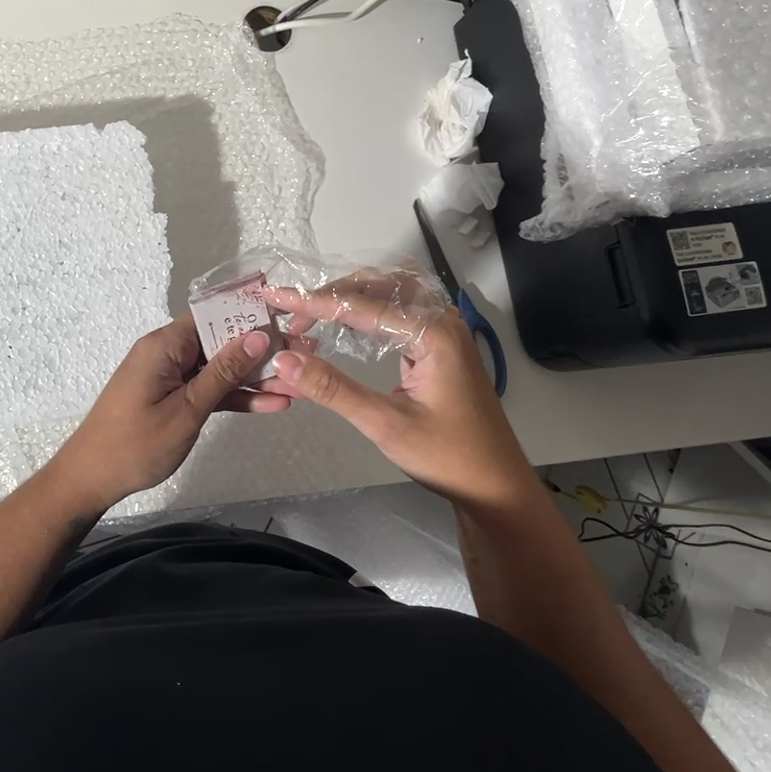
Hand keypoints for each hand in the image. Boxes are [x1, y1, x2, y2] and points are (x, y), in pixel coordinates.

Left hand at [47, 316, 288, 511]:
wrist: (92, 478)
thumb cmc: (137, 444)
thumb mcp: (188, 409)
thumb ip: (223, 373)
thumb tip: (257, 336)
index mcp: (165, 345)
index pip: (213, 314)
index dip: (250, 313)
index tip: (289, 318)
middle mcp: (167, 351)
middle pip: (221, 340)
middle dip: (262, 348)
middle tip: (306, 353)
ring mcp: (170, 374)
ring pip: (219, 367)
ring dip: (255, 376)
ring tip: (300, 382)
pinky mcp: (171, 395)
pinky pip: (208, 388)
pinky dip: (234, 395)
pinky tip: (273, 404)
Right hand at [260, 276, 534, 508]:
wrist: (496, 485)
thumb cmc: (447, 456)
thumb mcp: (385, 424)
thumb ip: (333, 389)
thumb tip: (284, 360)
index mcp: (432, 333)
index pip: (361, 305)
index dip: (313, 301)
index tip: (274, 296)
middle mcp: (440, 320)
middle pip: (377, 285)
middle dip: (330, 294)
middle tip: (291, 314)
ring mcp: (442, 331)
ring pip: (389, 293)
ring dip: (349, 297)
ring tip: (310, 315)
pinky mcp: (437, 346)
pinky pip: (397, 311)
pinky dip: (365, 311)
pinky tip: (343, 326)